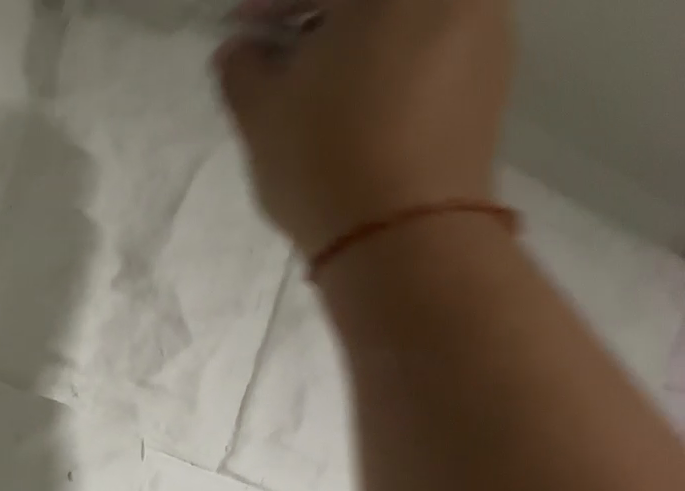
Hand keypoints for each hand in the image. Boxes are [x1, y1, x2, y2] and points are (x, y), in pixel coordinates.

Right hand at [215, 0, 515, 255]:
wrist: (401, 227)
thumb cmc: (320, 156)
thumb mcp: (259, 112)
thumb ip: (242, 68)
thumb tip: (240, 48)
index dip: (269, 3)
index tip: (237, 26)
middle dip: (318, 16)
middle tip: (277, 52)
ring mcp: (485, 24)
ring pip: (405, 15)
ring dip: (356, 35)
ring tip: (315, 81)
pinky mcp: (494, 68)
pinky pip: (432, 40)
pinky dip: (390, 56)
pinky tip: (356, 99)